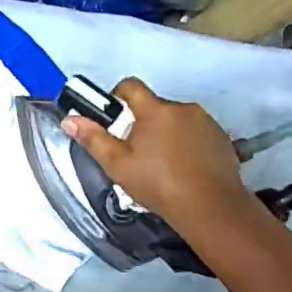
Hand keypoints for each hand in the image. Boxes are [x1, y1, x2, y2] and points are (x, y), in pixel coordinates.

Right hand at [62, 78, 250, 226]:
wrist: (208, 205)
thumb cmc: (158, 184)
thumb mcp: (117, 165)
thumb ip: (93, 139)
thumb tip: (70, 120)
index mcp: (155, 111)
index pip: (131, 86)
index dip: (117, 95)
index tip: (113, 114)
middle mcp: (183, 108)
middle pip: (154, 107)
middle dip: (142, 123)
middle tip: (135, 153)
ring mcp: (206, 121)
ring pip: (177, 120)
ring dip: (166, 133)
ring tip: (161, 164)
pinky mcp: (221, 137)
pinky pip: (197, 132)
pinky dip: (187, 144)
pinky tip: (183, 168)